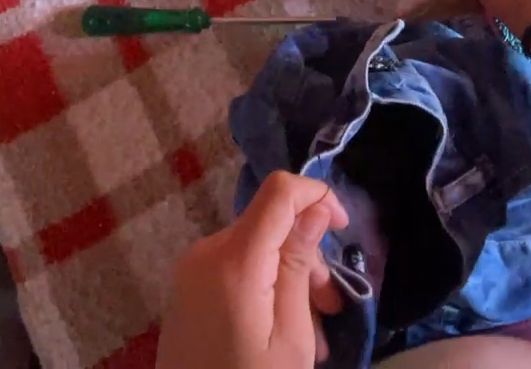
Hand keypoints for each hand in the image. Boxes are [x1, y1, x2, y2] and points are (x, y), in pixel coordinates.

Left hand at [156, 171, 349, 368]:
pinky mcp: (186, 290)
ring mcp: (191, 270)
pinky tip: (281, 330)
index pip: (279, 191)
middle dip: (307, 254)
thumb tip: (314, 209)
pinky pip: (236, 268)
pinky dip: (265, 286)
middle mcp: (207, 252)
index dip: (316, 196)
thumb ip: (299, 267)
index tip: (343, 227)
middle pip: (270, 223)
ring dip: (289, 276)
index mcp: (234, 260)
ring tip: (313, 333)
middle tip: (332, 308)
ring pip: (256, 247)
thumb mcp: (290, 340)